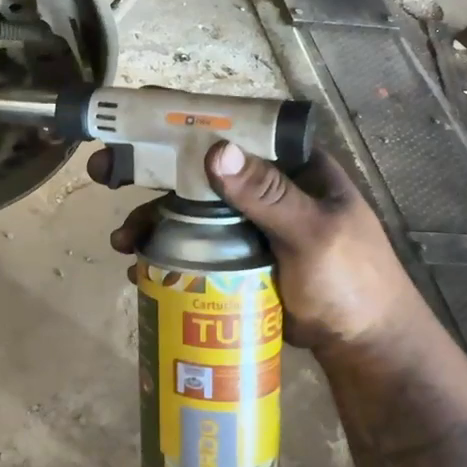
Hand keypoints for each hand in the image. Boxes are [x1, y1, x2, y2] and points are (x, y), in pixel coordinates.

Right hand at [88, 142, 424, 351]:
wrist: (363, 347)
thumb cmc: (352, 282)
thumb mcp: (312, 234)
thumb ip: (267, 194)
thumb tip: (215, 151)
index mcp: (291, 164)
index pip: (232, 127)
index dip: (182, 120)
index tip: (134, 120)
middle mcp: (263, 184)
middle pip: (195, 167)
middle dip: (146, 170)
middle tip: (103, 173)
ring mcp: (246, 221)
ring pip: (185, 208)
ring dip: (148, 219)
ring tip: (122, 243)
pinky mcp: (233, 255)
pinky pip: (188, 243)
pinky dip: (161, 251)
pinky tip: (140, 268)